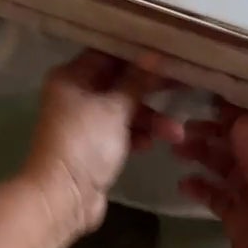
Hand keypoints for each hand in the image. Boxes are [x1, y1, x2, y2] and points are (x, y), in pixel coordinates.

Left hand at [22, 49, 182, 237]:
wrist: (63, 196)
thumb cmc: (85, 143)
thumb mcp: (114, 109)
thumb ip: (136, 81)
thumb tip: (154, 53)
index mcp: (71, 76)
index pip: (107, 54)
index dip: (137, 52)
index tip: (168, 50)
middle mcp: (74, 94)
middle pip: (118, 82)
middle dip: (150, 88)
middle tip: (184, 85)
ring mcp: (83, 121)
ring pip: (122, 109)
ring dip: (149, 118)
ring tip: (175, 133)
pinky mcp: (93, 146)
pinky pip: (120, 132)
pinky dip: (136, 135)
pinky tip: (151, 143)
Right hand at [179, 104, 247, 247]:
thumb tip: (242, 120)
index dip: (245, 117)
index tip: (214, 100)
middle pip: (246, 151)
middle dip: (219, 136)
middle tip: (187, 126)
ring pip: (228, 172)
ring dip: (206, 158)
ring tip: (179, 149)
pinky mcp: (241, 226)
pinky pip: (219, 199)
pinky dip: (202, 190)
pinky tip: (184, 184)